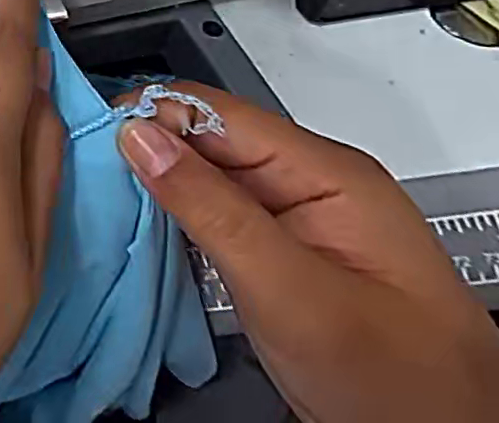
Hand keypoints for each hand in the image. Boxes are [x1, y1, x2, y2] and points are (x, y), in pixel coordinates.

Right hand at [115, 82, 498, 422]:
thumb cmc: (404, 390)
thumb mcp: (295, 295)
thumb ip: (211, 207)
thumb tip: (137, 134)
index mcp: (325, 172)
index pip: (210, 108)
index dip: (148, 115)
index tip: (95, 140)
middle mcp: (305, 179)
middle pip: (201, 133)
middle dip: (145, 148)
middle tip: (94, 176)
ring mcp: (288, 211)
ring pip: (198, 169)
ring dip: (153, 180)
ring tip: (109, 198)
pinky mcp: (272, 242)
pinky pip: (206, 204)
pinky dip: (170, 209)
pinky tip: (145, 224)